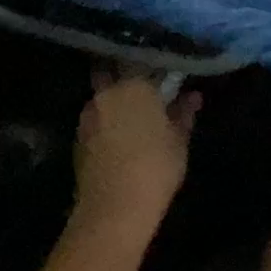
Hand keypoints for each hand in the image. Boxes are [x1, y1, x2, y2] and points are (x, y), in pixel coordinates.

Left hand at [74, 73, 200, 229]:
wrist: (114, 208)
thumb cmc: (155, 169)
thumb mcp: (179, 141)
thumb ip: (183, 114)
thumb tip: (193, 96)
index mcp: (134, 85)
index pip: (142, 62)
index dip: (151, 68)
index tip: (161, 76)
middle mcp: (106, 92)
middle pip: (112, 73)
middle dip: (123, 77)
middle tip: (141, 92)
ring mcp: (88, 114)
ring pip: (100, 96)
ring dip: (112, 100)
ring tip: (129, 117)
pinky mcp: (77, 136)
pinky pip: (94, 119)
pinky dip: (103, 122)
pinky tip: (115, 137)